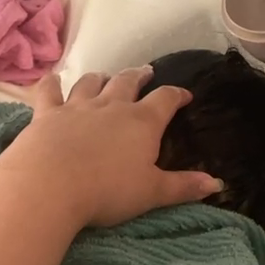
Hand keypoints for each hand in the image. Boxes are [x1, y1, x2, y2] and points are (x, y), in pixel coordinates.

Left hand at [0, 68, 222, 227]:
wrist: (50, 185)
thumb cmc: (107, 191)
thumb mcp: (152, 193)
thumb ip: (183, 187)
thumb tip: (217, 185)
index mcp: (142, 122)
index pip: (165, 100)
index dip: (177, 95)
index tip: (185, 95)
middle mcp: (111, 106)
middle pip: (127, 82)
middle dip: (139, 76)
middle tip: (145, 72)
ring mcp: (76, 106)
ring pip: (90, 83)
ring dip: (99, 77)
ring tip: (104, 76)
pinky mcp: (46, 114)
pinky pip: (49, 91)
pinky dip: (51, 83)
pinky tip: (52, 79)